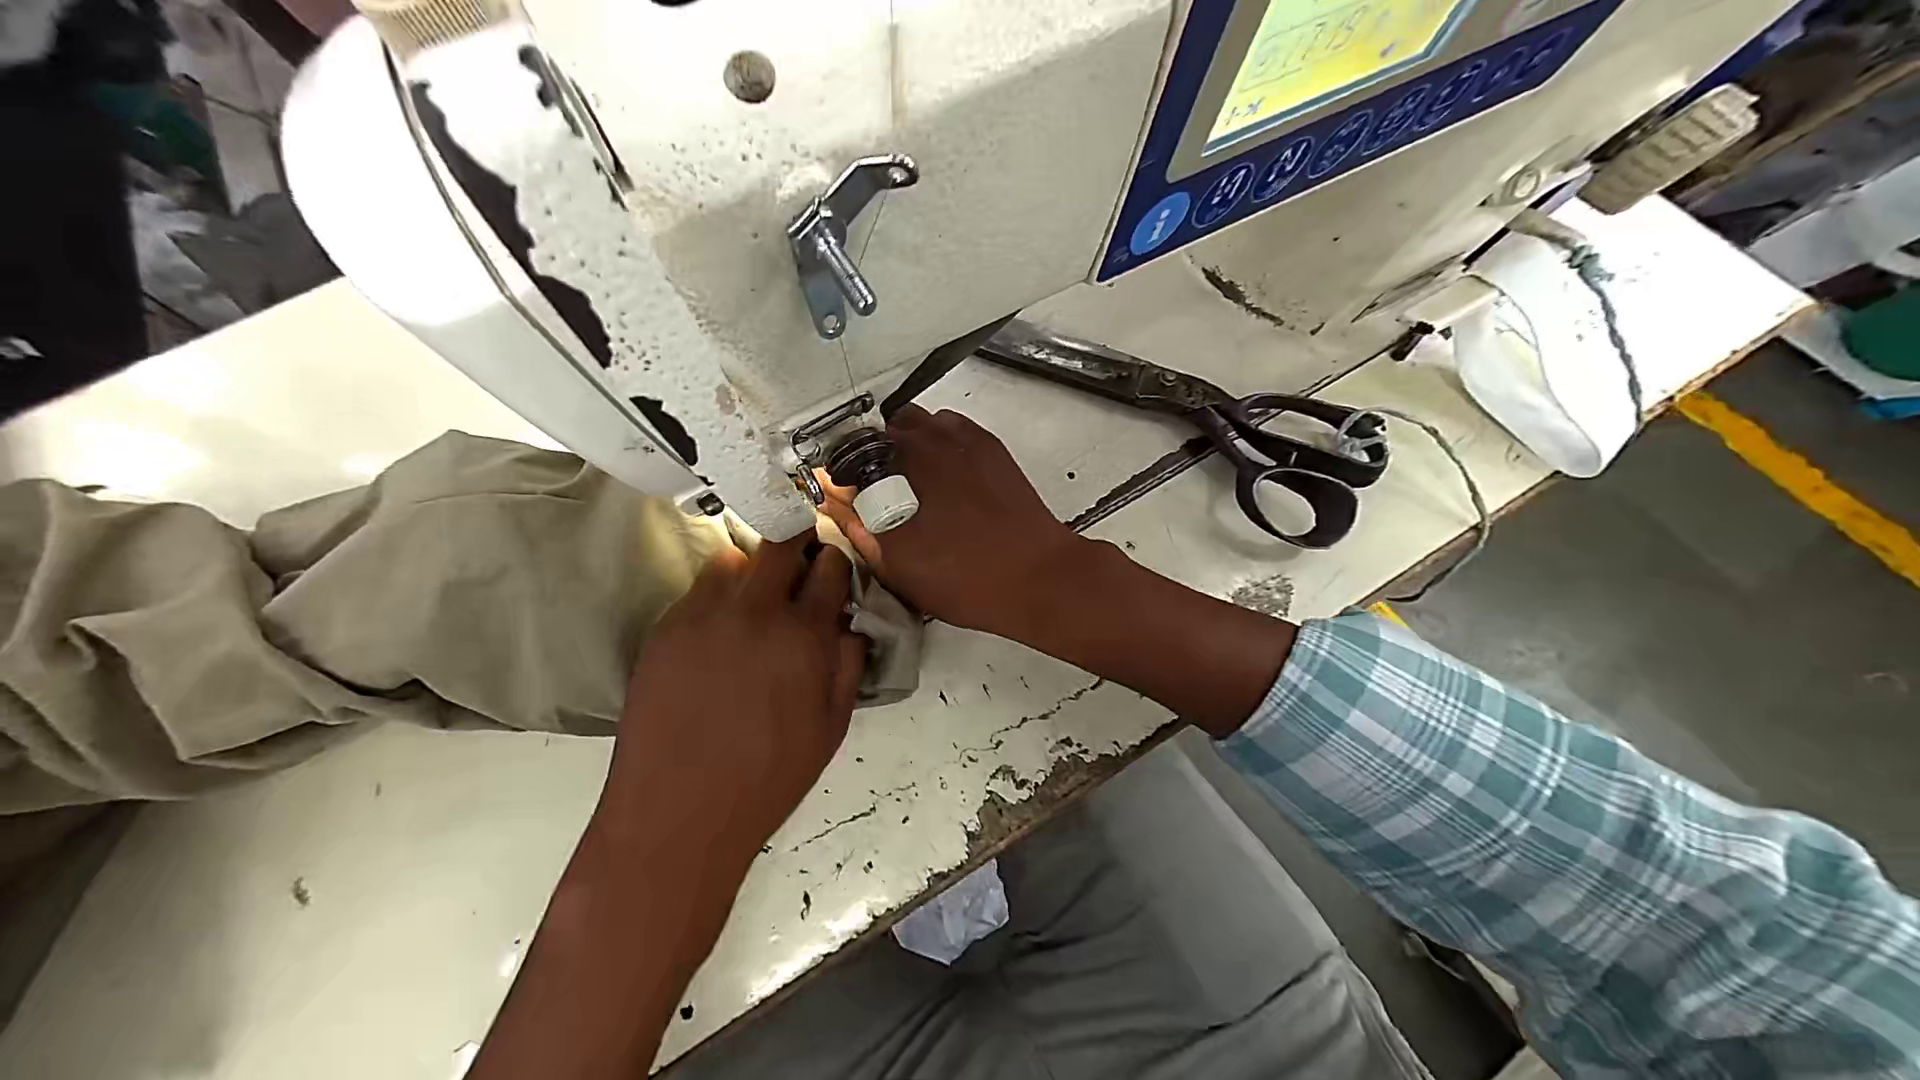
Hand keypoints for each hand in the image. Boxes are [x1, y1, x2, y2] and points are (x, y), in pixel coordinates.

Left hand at [471, 536, 865, 1079]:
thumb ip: (849, 665)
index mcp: (805, 634)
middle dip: (796, 542)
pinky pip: (698, 590)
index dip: (834, 563)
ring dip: (752, 568)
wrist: (680, 811)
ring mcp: (704, 615)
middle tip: (797, 562)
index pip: (829, 566)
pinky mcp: (666, 628)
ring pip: (734, 558)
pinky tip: (718, 630)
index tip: (832, 571)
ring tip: (754, 599)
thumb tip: (849, 625)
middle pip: (780, 543)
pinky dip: (717, 595)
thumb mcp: (832, 726)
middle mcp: (755, 611)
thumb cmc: (769, 775)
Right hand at [824, 404, 1295, 737]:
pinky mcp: (988, 446)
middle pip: (880, 427)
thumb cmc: (965, 577)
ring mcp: (963, 437)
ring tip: (903, 478)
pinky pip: (948, 427)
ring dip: (901, 441)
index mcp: (902, 465)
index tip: (837, 488)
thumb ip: (858, 527)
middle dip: (866, 450)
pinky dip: (933, 441)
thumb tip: (832, 498)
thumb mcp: (900, 565)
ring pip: (916, 421)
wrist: (1038, 576)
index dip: (836, 468)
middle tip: (869, 485)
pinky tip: (938, 473)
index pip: (848, 451)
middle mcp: (929, 438)